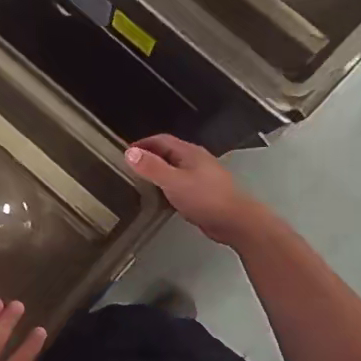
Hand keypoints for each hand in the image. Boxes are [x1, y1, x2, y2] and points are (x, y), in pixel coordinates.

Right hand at [124, 134, 272, 246]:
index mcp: (189, 152)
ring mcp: (202, 176)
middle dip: (149, 156)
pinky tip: (162, 196)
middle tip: (132, 166)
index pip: (161, 140)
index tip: (127, 151)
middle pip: (169, 152)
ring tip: (142, 180)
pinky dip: (167, 185)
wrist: (234, 220)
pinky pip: (180, 182)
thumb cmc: (205, 198)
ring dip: (158, 171)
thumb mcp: (173, 181)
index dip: (143, 143)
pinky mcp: (203, 192)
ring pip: (175, 168)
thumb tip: (130, 153)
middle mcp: (196, 160)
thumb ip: (151, 167)